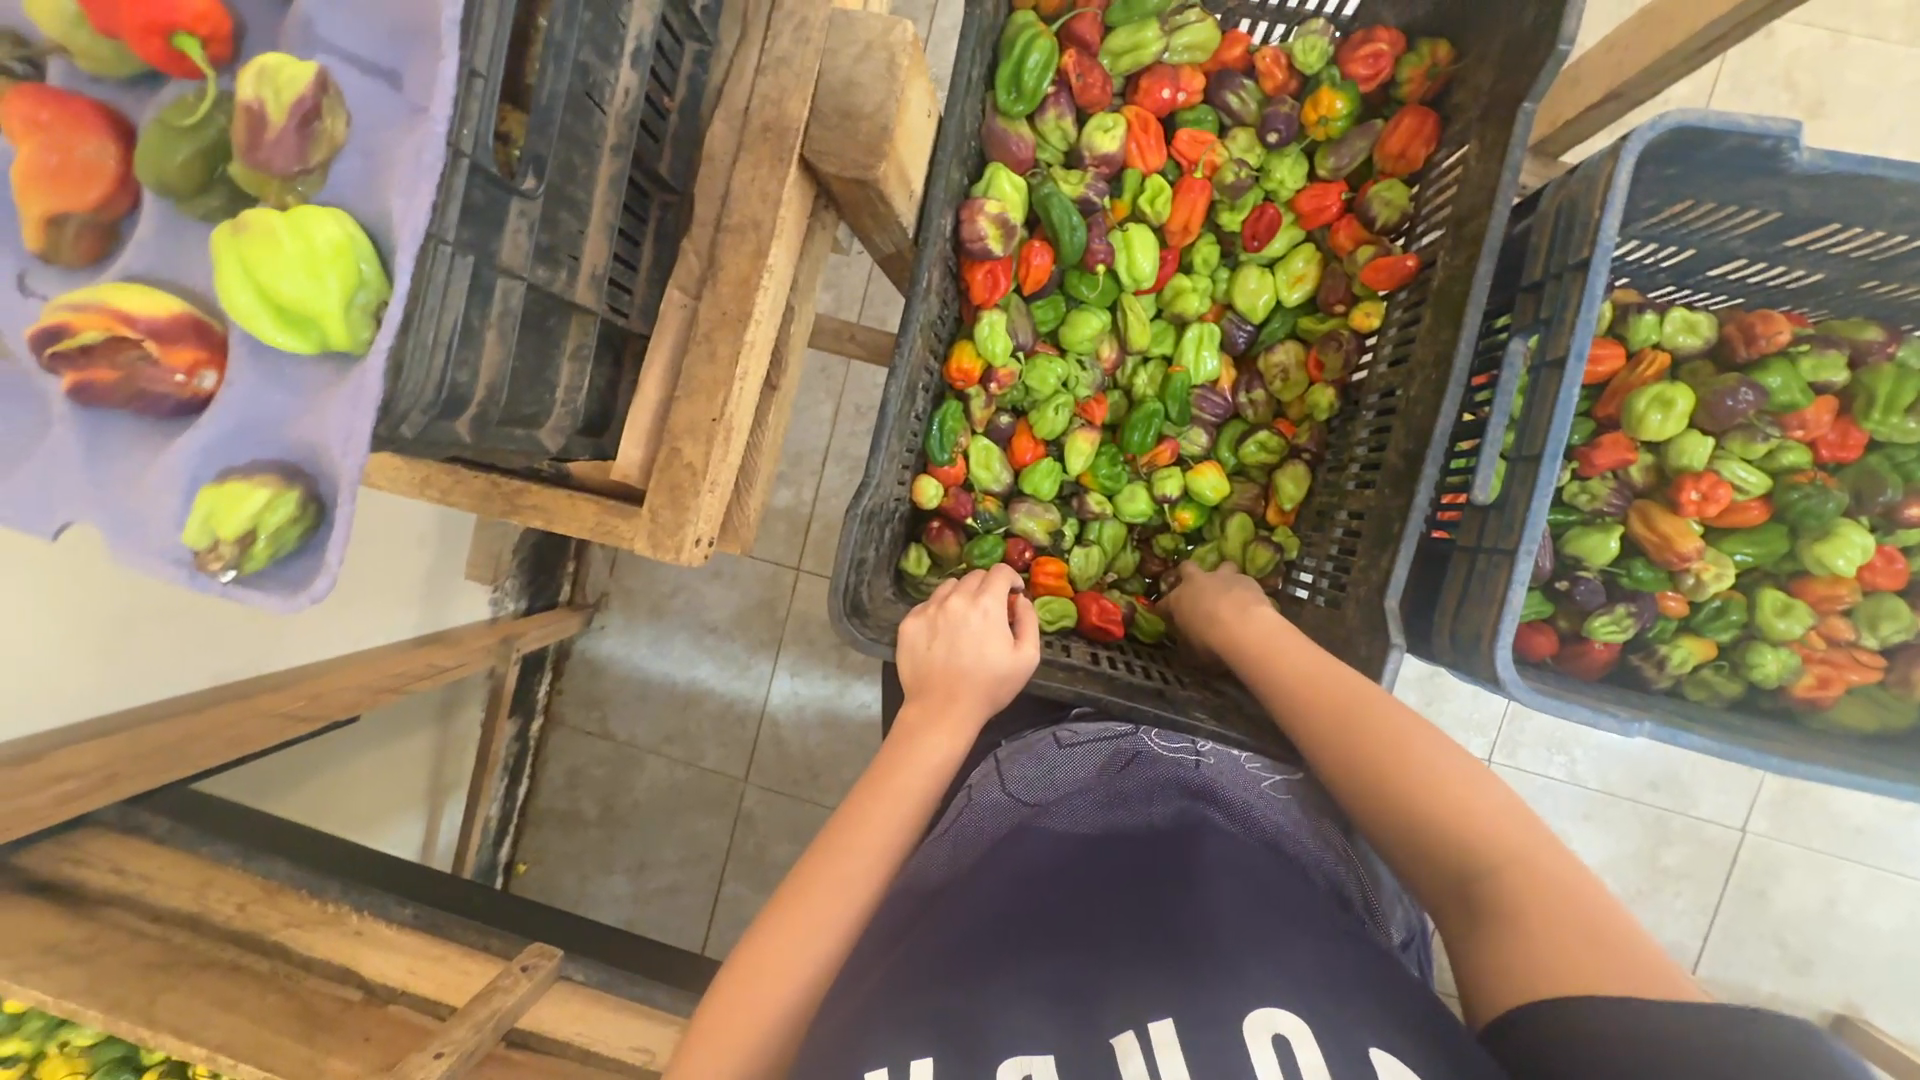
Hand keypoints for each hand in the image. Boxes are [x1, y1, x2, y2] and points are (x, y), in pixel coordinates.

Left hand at [895, 564, 1040, 737]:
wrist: (942, 709)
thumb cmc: (989, 687)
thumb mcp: (1027, 658)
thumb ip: (1029, 621)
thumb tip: (1021, 599)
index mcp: (987, 604)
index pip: (1000, 570)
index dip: (1011, 578)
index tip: (1012, 593)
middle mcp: (956, 599)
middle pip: (974, 576)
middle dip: (988, 587)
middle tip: (990, 611)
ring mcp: (929, 609)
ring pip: (950, 587)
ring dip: (962, 596)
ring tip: (965, 620)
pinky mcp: (909, 622)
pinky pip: (928, 604)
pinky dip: (939, 611)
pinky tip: (943, 633)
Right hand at [1161, 561, 1286, 666]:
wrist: (1244, 628)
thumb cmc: (1210, 642)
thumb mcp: (1191, 648)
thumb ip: (1187, 638)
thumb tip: (1187, 639)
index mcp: (1177, 600)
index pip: (1163, 603)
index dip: (1164, 610)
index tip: (1166, 617)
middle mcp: (1196, 582)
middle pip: (1186, 568)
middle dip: (1187, 574)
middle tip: (1195, 588)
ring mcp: (1221, 577)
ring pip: (1221, 566)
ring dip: (1222, 575)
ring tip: (1228, 588)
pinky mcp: (1246, 579)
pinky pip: (1243, 580)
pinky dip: (1244, 589)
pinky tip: (1249, 600)